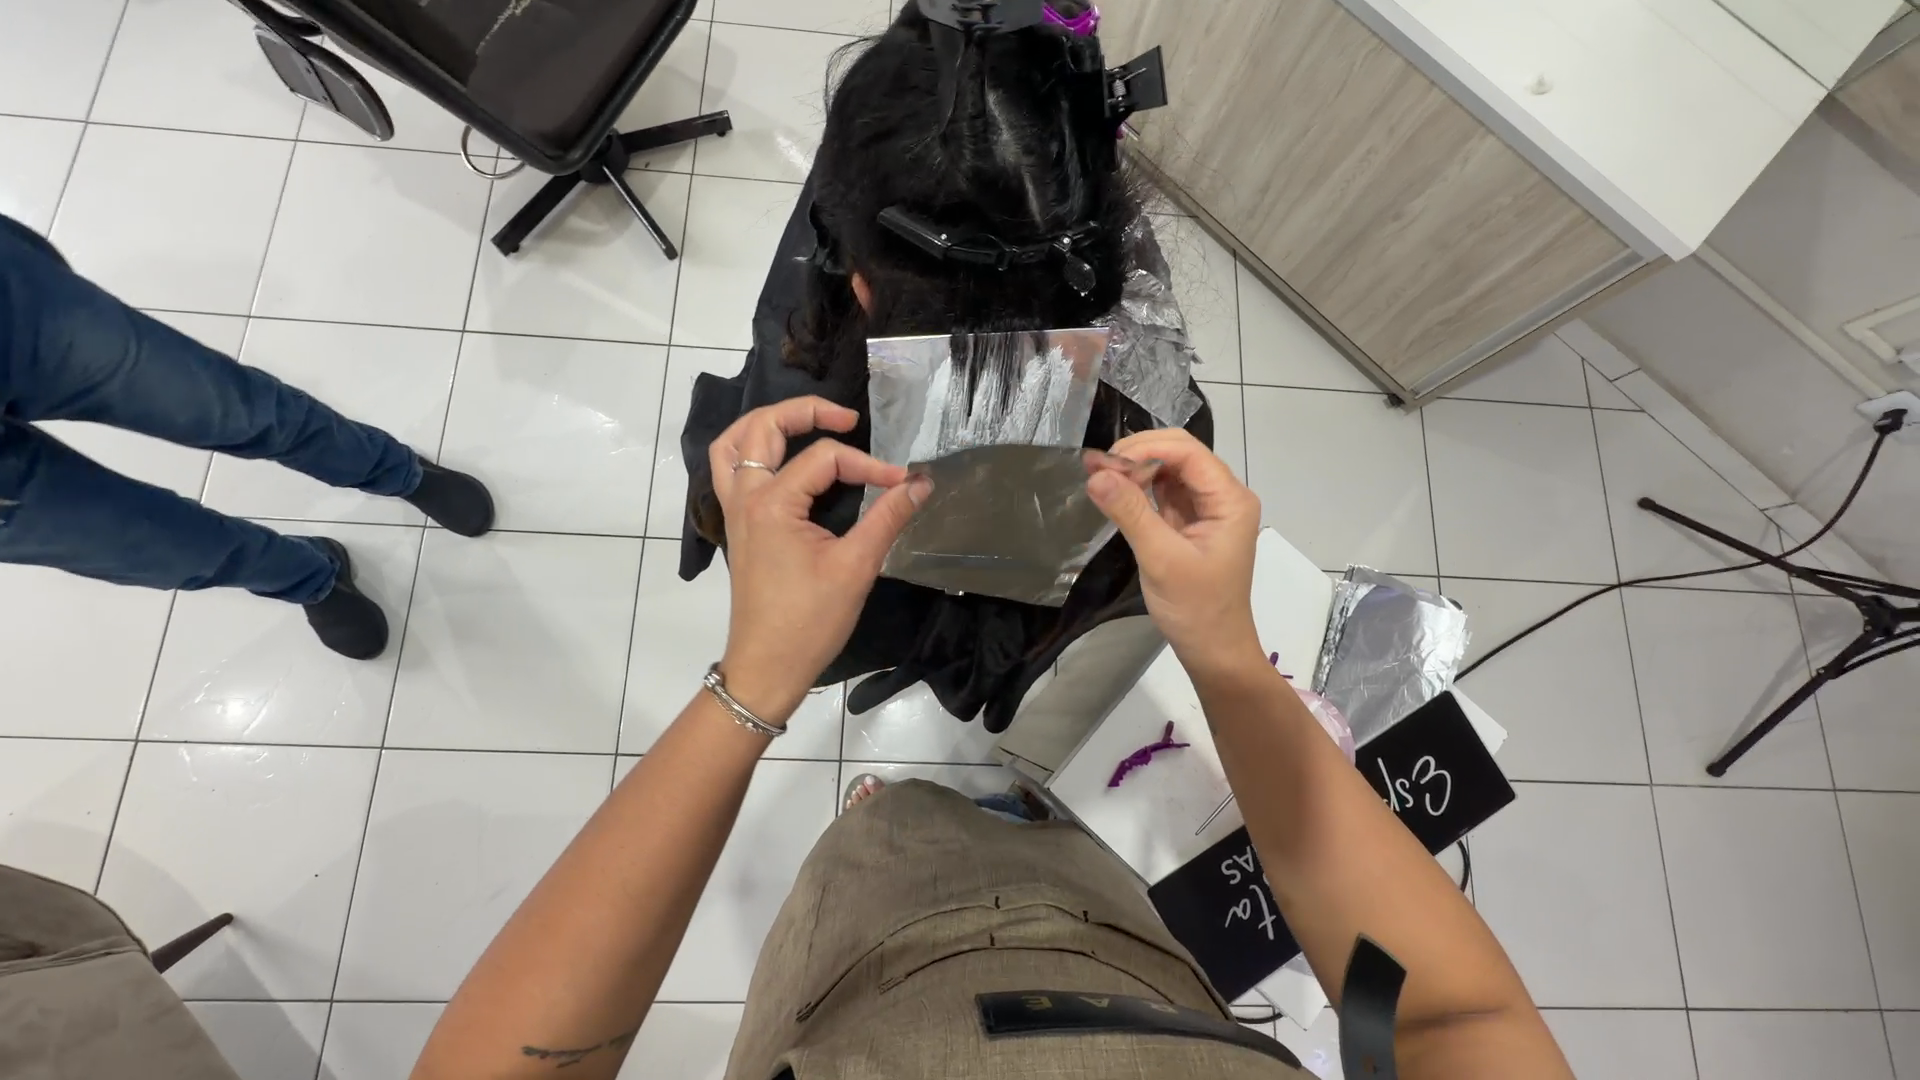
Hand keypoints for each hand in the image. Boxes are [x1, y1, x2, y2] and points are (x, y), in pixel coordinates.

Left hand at [707, 397, 927, 721]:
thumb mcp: (856, 566)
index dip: (869, 465)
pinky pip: (731, 472)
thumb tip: (921, 482)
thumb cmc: (810, 621)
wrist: (768, 666)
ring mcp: (736, 512)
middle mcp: (746, 497)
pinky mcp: (738, 528)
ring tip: (802, 423)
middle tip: (846, 417)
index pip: (824, 458)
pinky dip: (751, 454)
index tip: (902, 485)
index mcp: (772, 503)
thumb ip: (888, 517)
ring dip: (764, 425)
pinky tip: (781, 462)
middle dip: (805, 412)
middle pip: (762, 428)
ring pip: (734, 446)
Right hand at [1087, 429, 1264, 676]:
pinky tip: (1113, 491)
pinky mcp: (1188, 523)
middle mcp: (1222, 496)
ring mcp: (1206, 509)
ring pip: (1169, 470)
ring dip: (1135, 469)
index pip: (1188, 453)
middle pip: (1180, 454)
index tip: (1106, 463)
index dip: (1146, 448)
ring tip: (1098, 475)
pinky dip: (1138, 488)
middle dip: (1138, 454)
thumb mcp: (1161, 559)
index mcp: (1230, 500)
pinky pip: (1162, 492)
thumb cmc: (1195, 608)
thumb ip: (1131, 513)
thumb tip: (1096, 474)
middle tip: (1097, 468)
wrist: (1212, 649)